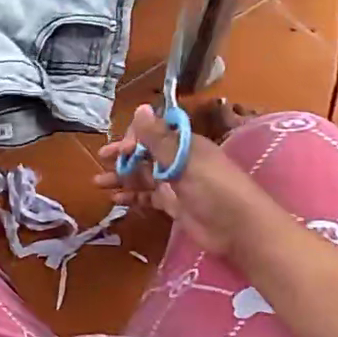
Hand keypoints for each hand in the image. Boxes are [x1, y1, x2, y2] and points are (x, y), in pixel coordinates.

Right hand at [93, 104, 278, 257]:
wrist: (239, 229)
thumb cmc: (214, 188)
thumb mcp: (184, 161)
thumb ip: (158, 138)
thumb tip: (140, 107)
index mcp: (184, 143)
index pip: (154, 131)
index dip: (136, 137)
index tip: (123, 150)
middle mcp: (178, 160)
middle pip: (146, 152)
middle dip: (123, 155)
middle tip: (102, 159)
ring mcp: (176, 183)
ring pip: (143, 175)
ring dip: (122, 176)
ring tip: (99, 182)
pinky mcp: (174, 204)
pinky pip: (148, 196)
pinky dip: (132, 196)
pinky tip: (116, 199)